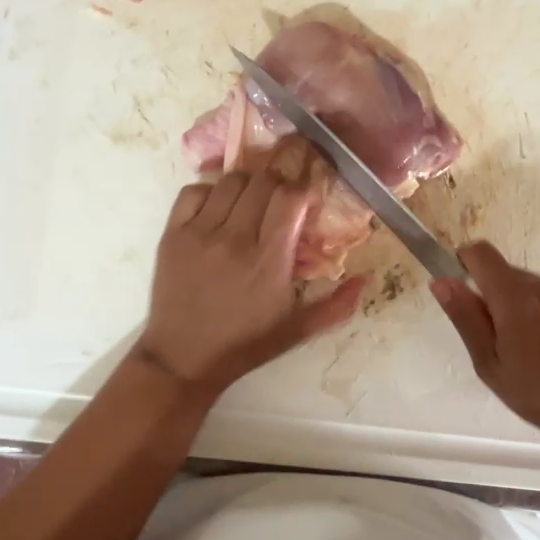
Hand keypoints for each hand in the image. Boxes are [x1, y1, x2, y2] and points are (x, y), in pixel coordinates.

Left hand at [136, 167, 364, 402]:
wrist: (183, 359)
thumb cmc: (245, 344)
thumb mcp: (298, 330)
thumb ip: (337, 305)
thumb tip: (367, 277)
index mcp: (268, 262)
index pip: (290, 199)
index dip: (302, 193)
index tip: (306, 204)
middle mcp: (234, 240)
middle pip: (263, 183)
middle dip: (278, 185)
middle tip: (281, 202)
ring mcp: (200, 234)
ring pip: (230, 181)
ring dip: (248, 185)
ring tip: (252, 202)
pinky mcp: (172, 234)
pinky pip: (194, 191)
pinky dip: (211, 191)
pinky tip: (219, 208)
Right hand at [431, 242, 539, 448]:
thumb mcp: (490, 364)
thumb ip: (465, 318)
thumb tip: (441, 282)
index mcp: (516, 296)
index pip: (480, 252)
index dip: (464, 265)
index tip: (464, 295)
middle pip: (504, 272)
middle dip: (492, 296)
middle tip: (498, 340)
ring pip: (529, 285)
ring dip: (518, 305)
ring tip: (528, 349)